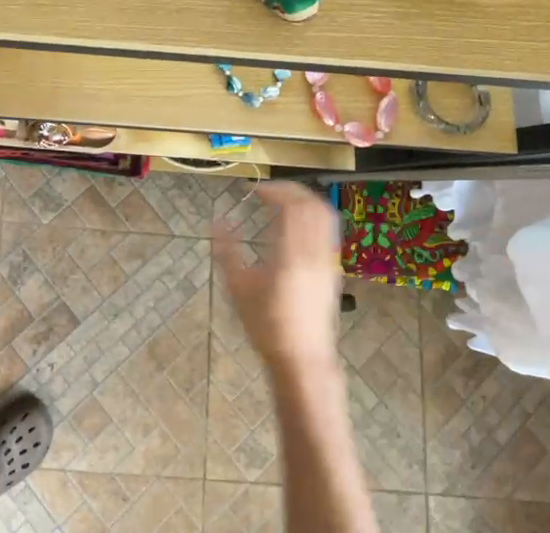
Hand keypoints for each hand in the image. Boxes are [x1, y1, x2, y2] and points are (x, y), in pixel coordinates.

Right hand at [213, 182, 342, 370]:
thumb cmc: (266, 325)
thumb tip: (217, 221)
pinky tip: (295, 228)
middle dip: (291, 190)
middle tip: (269, 191)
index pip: (292, 206)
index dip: (274, 191)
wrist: (302, 358)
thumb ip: (227, 251)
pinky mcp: (332, 270)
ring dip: (305, 201)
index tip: (255, 190)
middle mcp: (315, 252)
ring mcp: (328, 261)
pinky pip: (328, 232)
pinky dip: (313, 218)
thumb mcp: (238, 288)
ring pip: (326, 216)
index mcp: (291, 254)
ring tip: (283, 203)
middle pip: (313, 205)